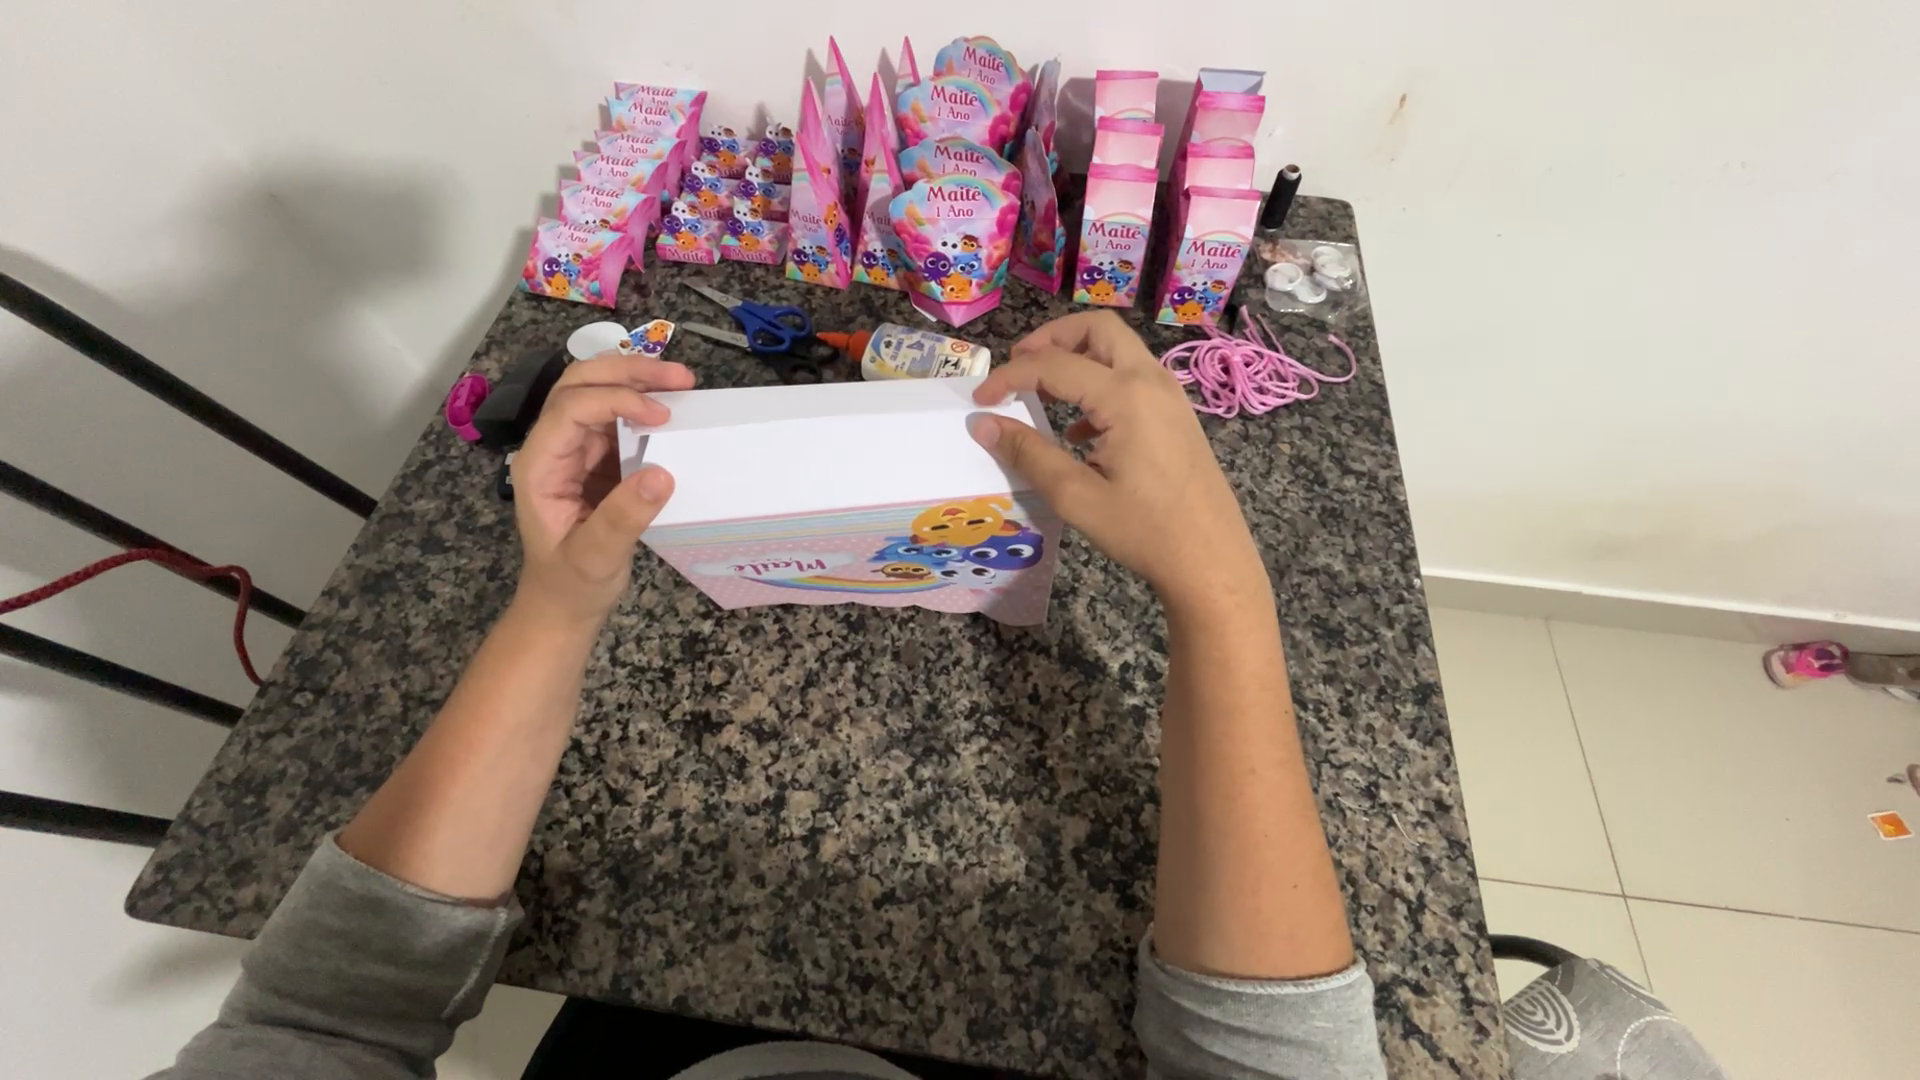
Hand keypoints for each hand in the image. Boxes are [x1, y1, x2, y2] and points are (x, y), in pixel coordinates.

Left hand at [510, 352, 693, 624]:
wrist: (563, 605)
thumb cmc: (571, 584)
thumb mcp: (595, 557)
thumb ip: (623, 517)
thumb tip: (662, 474)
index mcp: (541, 465)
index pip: (571, 409)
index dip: (617, 401)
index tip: (663, 417)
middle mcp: (554, 448)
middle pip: (579, 384)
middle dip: (628, 371)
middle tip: (681, 377)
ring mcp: (576, 452)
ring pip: (598, 393)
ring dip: (638, 380)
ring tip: (684, 383)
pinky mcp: (599, 461)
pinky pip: (618, 419)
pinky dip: (646, 405)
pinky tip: (674, 407)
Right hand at [970, 311, 1265, 610]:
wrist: (1211, 559)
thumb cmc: (1143, 530)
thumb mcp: (1076, 496)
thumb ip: (1028, 453)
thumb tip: (983, 424)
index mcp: (1125, 395)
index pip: (1053, 365)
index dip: (1009, 377)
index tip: (979, 400)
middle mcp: (1150, 381)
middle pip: (1096, 328)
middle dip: (1050, 339)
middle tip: (1017, 366)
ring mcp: (1169, 396)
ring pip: (1117, 350)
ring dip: (1076, 358)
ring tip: (1041, 394)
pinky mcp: (1175, 415)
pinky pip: (1132, 378)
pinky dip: (1099, 383)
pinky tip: (1079, 432)